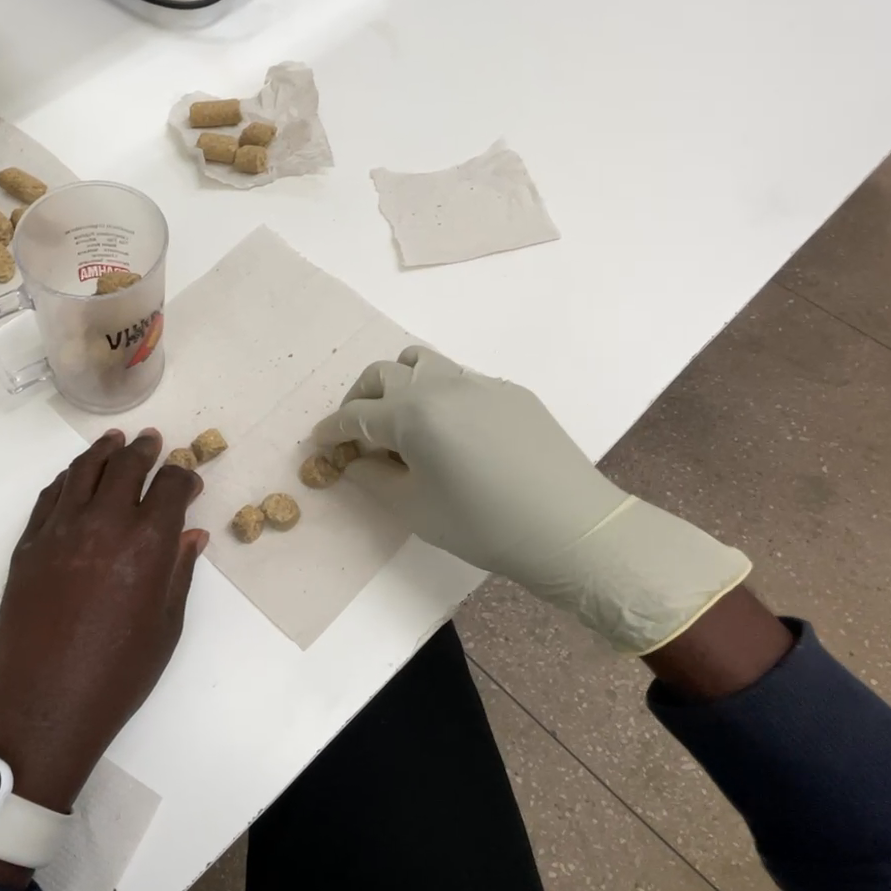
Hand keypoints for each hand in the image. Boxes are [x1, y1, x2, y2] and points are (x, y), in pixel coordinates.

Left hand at [0, 429, 206, 820]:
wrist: (44, 699)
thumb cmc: (118, 673)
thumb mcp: (165, 626)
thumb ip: (178, 571)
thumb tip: (190, 534)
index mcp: (147, 544)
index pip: (170, 487)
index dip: (183, 476)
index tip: (188, 479)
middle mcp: (104, 523)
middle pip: (126, 466)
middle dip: (145, 450)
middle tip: (153, 440)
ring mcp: (60, 530)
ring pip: (83, 471)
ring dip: (103, 451)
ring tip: (115, 440)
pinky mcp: (29, 543)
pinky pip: (50, 496)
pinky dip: (68, 479)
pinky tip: (75, 476)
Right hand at [313, 346, 748, 655]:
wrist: (571, 528)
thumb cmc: (481, 525)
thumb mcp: (412, 508)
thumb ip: (371, 478)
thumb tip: (352, 462)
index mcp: (412, 412)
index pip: (355, 415)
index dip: (331, 430)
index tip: (319, 444)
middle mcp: (442, 385)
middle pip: (384, 373)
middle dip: (360, 399)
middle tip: (357, 432)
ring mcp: (480, 384)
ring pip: (424, 362)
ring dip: (400, 384)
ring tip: (401, 420)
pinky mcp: (511, 393)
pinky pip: (461, 381)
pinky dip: (439, 396)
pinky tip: (452, 435)